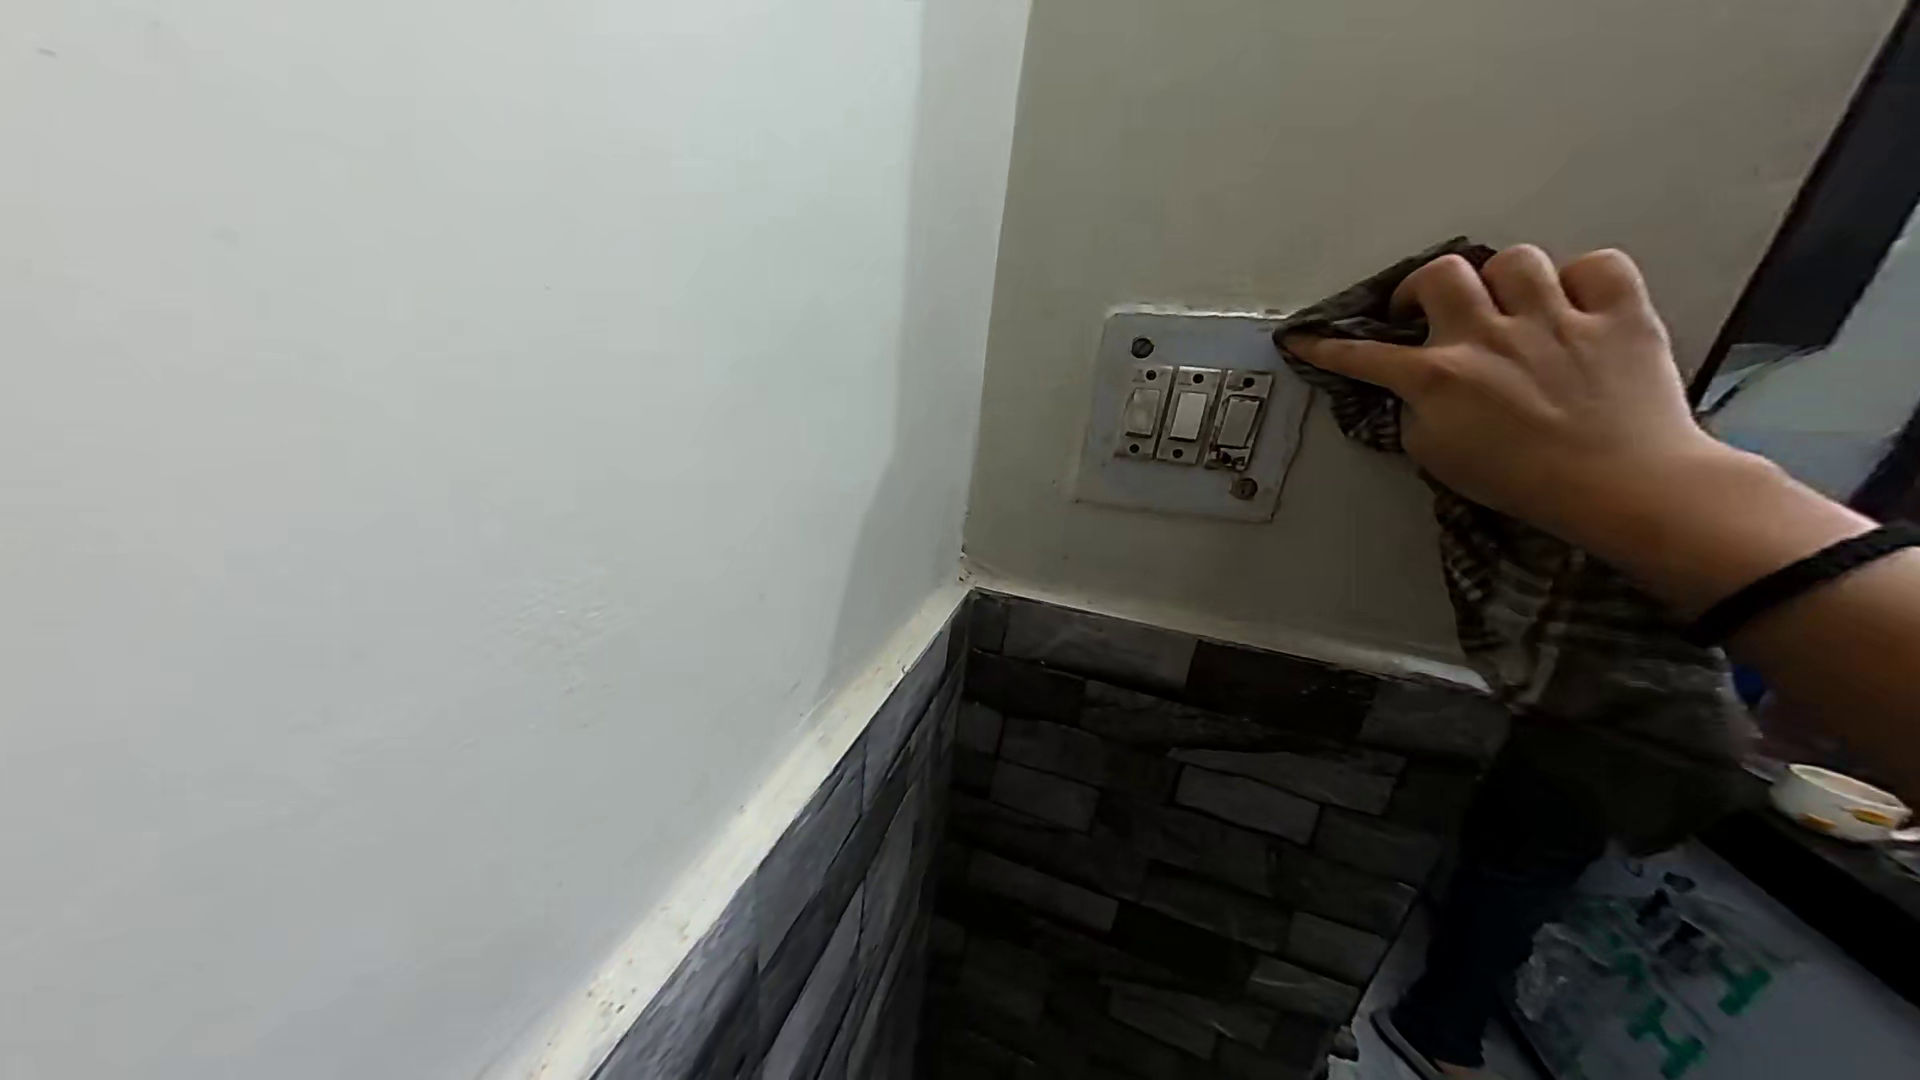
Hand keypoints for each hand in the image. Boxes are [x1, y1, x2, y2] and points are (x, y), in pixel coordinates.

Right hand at [1285, 246, 1728, 541]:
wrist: (1618, 486)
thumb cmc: (1513, 478)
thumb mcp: (1433, 453)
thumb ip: (1413, 410)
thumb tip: (1413, 386)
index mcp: (1438, 377)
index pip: (1363, 355)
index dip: (1325, 346)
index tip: (1302, 337)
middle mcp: (1489, 336)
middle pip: (1441, 274)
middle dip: (1422, 287)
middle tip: (1427, 311)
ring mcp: (1558, 319)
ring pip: (1515, 259)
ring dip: (1500, 280)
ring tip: (1506, 306)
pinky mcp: (1620, 313)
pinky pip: (1596, 265)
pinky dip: (1579, 279)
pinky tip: (1572, 305)